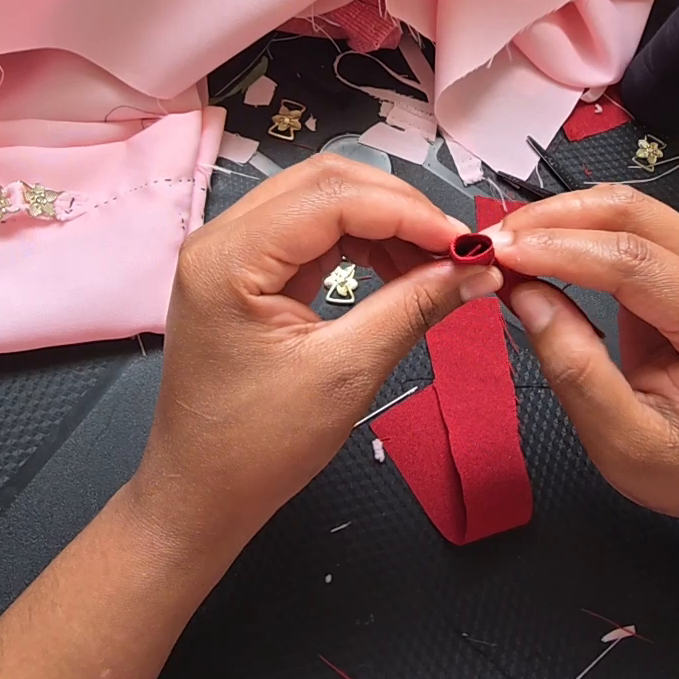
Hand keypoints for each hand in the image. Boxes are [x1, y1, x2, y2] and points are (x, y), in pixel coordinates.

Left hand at [131, 155, 502, 550]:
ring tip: (435, 262)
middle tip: (455, 248)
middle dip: (399, 208)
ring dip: (386, 222)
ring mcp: (234, 248)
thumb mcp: (345, 373)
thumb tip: (478, 271)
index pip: (332, 197)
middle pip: (327, 183)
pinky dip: (365, 241)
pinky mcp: (250, 266)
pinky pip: (316, 231)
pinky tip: (400, 266)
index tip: (464, 244)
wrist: (200, 495)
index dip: (407, 212)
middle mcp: (223, 236)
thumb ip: (412, 308)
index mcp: (230, 257)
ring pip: (325, 200)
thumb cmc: (258, 446)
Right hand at [486, 185, 678, 536]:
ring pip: (629, 208)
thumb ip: (575, 368)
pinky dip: (575, 227)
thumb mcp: (621, 441)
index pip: (637, 263)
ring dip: (561, 217)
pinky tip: (538, 245)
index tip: (500, 252)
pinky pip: (627, 225)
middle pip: (635, 216)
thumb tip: (523, 293)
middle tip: (494, 241)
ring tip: (508, 242)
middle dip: (556, 219)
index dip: (563, 250)